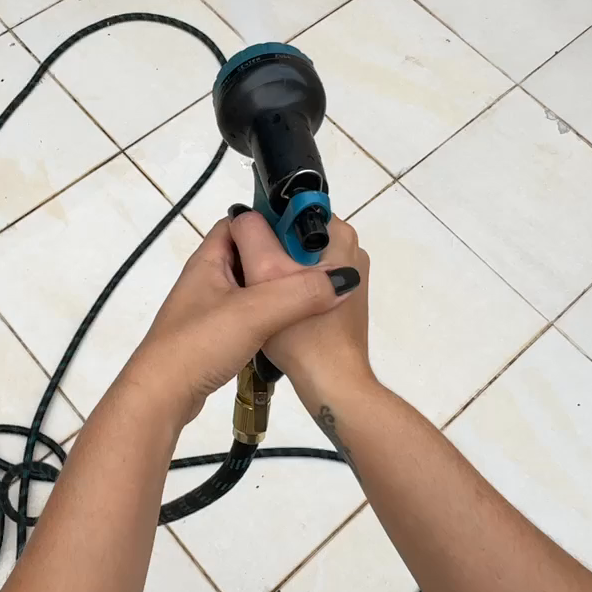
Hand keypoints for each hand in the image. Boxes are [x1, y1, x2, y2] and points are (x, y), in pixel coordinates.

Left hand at [117, 209, 356, 423]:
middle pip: (249, 256)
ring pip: (250, 289)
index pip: (241, 222)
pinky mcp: (213, 337)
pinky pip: (247, 317)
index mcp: (208, 260)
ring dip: (276, 290)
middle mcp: (206, 279)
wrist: (161, 396)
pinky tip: (289, 327)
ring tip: (314, 292)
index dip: (271, 220)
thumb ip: (300, 293)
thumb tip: (346, 278)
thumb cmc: (200, 343)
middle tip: (320, 263)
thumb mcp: (255, 312)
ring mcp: (208, 310)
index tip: (309, 228)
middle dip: (280, 257)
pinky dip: (268, 317)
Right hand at [241, 212, 371, 401]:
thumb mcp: (266, 274)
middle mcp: (349, 250)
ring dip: (273, 273)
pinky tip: (273, 309)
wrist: (330, 382)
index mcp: (339, 235)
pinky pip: (303, 280)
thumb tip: (242, 215)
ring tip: (258, 295)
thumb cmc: (301, 330)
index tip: (247, 251)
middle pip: (291, 235)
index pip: (292, 209)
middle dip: (266, 251)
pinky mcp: (339, 299)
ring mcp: (346, 277)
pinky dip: (285, 290)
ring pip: (295, 260)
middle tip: (249, 278)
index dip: (263, 225)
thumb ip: (251, 234)